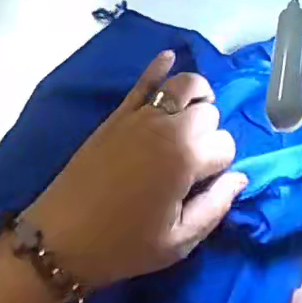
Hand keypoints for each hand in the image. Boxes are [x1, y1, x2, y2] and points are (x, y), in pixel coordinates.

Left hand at [23, 50, 246, 287]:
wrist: (60, 242)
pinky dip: (160, 65)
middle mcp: (171, 127)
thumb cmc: (124, 245)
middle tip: (191, 160)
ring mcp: (144, 115)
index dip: (220, 164)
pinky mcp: (121, 112)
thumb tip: (240, 176)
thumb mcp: (178, 242)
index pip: (226, 144)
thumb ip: (217, 206)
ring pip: (187, 84)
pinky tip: (169, 57)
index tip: (204, 182)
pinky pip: (145, 80)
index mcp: (188, 158)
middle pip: (210, 112)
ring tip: (191, 115)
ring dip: (197, 96)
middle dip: (209, 132)